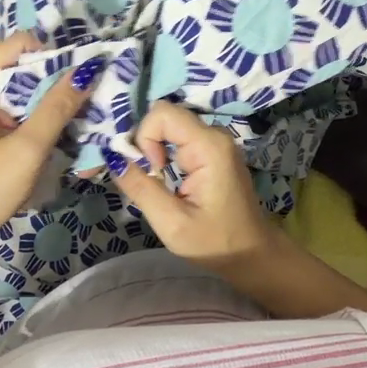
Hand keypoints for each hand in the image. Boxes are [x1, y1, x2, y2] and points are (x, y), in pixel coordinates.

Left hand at [0, 32, 100, 250]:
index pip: (20, 44)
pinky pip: (22, 108)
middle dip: (58, 78)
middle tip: (91, 94)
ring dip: (54, 99)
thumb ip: (57, 107)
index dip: (53, 54)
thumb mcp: (28, 148)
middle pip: (25, 65)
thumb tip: (87, 70)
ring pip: (27, 88)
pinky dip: (43, 114)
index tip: (81, 74)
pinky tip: (65, 128)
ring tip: (85, 111)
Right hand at [106, 102, 280, 264]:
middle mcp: (215, 135)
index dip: (145, 137)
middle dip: (146, 143)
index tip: (152, 173)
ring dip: (154, 150)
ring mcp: (216, 141)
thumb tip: (112, 159)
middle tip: (149, 179)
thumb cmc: (216, 243)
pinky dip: (165, 154)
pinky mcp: (213, 151)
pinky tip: (167, 179)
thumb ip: (141, 188)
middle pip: (166, 117)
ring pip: (170, 127)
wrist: (253, 254)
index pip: (163, 113)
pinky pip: (180, 138)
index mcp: (209, 146)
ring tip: (157, 182)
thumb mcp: (172, 223)